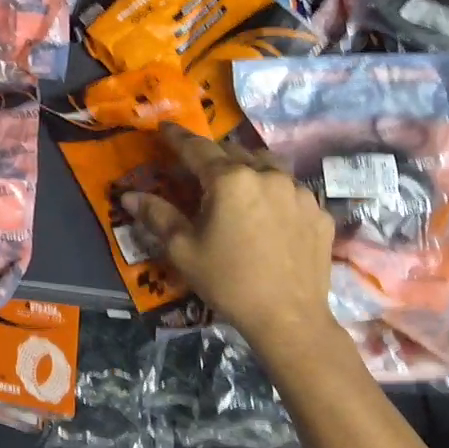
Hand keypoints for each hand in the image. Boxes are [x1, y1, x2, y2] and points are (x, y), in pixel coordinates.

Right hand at [122, 126, 338, 351]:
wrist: (289, 319)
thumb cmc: (228, 282)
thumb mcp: (183, 250)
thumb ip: (157, 215)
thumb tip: (129, 196)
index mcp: (230, 179)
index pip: (197, 148)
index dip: (177, 138)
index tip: (165, 128)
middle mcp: (267, 175)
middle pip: (234, 152)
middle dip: (214, 155)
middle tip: (198, 168)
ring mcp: (299, 193)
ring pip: (268, 166)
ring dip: (248, 168)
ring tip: (237, 184)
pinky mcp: (319, 213)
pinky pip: (292, 191)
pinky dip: (274, 194)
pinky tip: (268, 215)